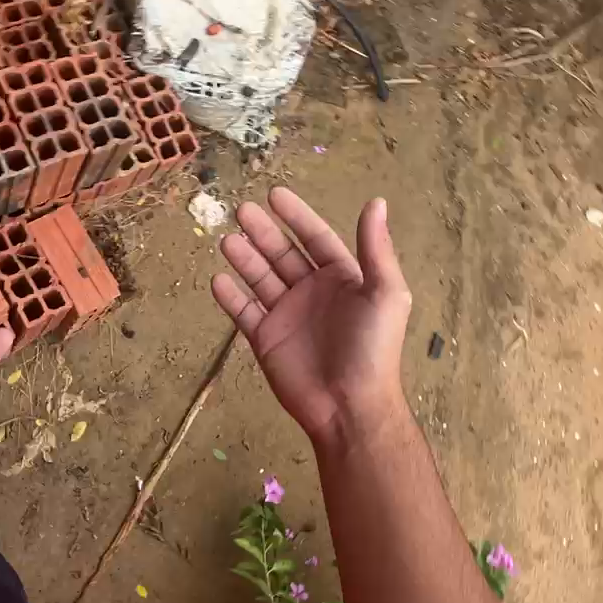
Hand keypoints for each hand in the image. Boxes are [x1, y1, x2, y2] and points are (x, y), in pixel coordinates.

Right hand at [211, 188, 411, 451]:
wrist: (349, 407)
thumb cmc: (372, 349)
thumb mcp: (384, 293)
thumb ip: (376, 248)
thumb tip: (376, 200)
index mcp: (342, 278)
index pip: (315, 238)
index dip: (296, 216)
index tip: (274, 194)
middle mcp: (312, 292)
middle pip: (282, 253)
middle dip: (263, 232)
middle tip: (242, 210)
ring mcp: (287, 315)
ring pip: (260, 278)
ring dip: (244, 258)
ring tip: (227, 240)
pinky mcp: (266, 339)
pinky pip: (244, 312)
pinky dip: (231, 297)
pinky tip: (218, 279)